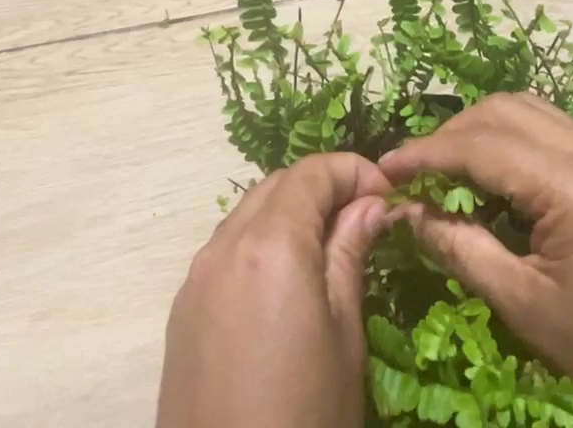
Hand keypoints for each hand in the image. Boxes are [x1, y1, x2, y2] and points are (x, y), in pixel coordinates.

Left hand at [156, 153, 392, 427]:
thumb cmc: (306, 411)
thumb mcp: (344, 333)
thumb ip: (350, 254)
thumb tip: (370, 204)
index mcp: (271, 245)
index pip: (312, 173)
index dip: (354, 170)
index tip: (388, 194)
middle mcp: (225, 246)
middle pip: (277, 184)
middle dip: (324, 185)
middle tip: (366, 214)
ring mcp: (197, 277)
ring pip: (248, 212)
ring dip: (291, 210)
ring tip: (331, 244)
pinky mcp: (184, 308)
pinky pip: (226, 248)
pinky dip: (262, 240)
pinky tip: (288, 277)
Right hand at [380, 93, 572, 427]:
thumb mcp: (524, 304)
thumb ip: (460, 247)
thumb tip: (406, 210)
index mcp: (572, 185)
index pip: (481, 145)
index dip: (426, 153)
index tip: (384, 169)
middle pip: (503, 111)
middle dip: (450, 134)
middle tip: (415, 172)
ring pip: (529, 110)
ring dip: (481, 129)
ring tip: (446, 169)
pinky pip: (551, 129)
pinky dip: (512, 138)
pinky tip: (491, 172)